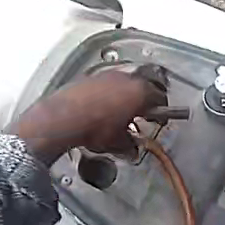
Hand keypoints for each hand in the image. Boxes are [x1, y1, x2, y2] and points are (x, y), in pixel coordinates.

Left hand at [10, 67, 169, 160]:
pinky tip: (102, 106)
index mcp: (140, 92)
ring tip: (121, 111)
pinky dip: (108, 93)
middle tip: (142, 114)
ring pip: (124, 83)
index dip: (161, 110)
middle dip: (144, 100)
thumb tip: (132, 150)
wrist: (64, 118)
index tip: (158, 118)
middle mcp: (126, 78)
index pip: (160, 97)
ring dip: (125, 95)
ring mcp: (107, 74)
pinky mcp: (90, 76)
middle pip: (143, 86)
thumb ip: (129, 146)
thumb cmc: (94, 128)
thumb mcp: (118, 143)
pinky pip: (106, 83)